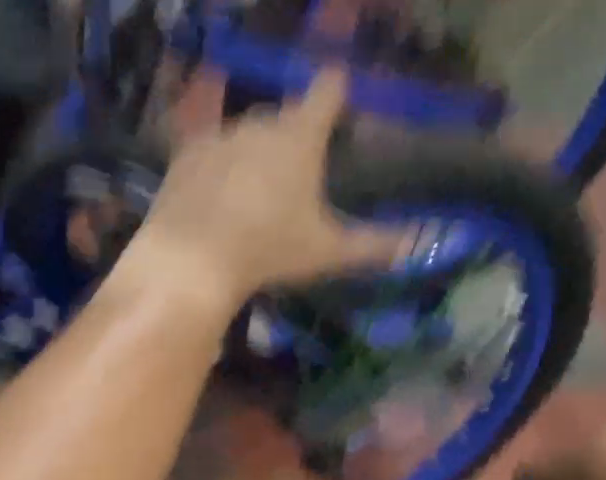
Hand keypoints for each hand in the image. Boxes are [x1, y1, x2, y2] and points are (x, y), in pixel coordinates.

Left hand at [122, 70, 407, 305]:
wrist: (191, 262)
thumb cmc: (269, 252)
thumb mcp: (327, 252)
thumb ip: (374, 244)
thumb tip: (420, 242)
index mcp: (300, 137)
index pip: (329, 90)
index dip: (338, 94)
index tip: (341, 109)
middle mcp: (260, 123)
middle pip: (285, 115)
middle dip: (293, 138)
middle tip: (296, 181)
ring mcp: (219, 136)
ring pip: (246, 133)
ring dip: (254, 154)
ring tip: (253, 197)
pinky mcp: (185, 155)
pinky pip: (210, 151)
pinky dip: (217, 168)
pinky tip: (217, 201)